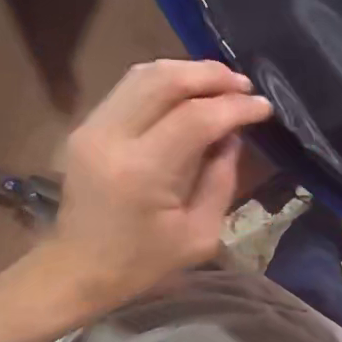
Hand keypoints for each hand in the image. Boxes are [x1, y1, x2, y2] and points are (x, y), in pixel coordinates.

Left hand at [39, 59, 272, 312]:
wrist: (77, 270)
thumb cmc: (141, 263)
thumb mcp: (198, 235)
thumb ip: (221, 180)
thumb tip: (232, 136)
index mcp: (142, 172)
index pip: (195, 117)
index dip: (235, 107)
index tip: (264, 107)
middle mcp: (112, 138)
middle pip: (165, 81)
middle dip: (211, 76)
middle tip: (244, 86)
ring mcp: (92, 127)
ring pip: (144, 75)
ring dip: (187, 72)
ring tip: (220, 84)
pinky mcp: (85, 127)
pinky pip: (129, 87)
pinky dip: (164, 82)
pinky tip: (188, 93)